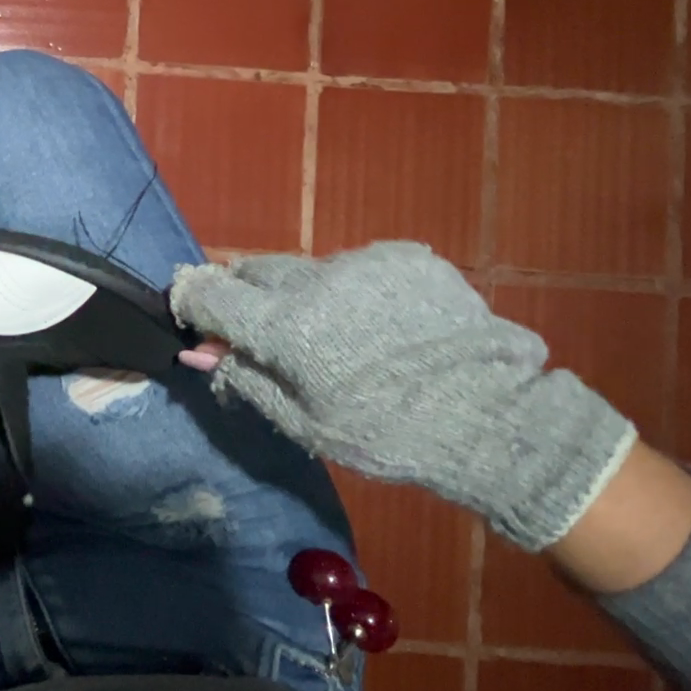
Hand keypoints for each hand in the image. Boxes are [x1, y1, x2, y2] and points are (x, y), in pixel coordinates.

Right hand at [170, 242, 635, 551]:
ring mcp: (363, 263)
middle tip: (266, 331)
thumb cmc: (387, 434)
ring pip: (305, 267)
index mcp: (287, 326)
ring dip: (299, 292)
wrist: (495, 419)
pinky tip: (375, 321)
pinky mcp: (404, 256)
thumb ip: (245, 376)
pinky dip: (348, 288)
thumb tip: (196, 350)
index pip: (212, 292)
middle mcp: (316, 280)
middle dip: (246, 294)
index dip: (195, 301)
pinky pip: (354, 265)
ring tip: (334, 331)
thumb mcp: (304, 421)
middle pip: (254, 269)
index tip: (195, 317)